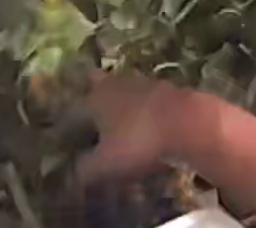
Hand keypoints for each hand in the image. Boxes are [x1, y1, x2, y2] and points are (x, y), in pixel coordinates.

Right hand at [77, 71, 208, 183]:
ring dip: (119, 97)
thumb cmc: (139, 141)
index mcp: (93, 98)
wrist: (185, 121)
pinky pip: (144, 93)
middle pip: (94, 81)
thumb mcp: (108, 163)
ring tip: (122, 119)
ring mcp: (137, 81)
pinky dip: (143, 104)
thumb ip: (87, 168)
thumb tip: (73, 174)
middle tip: (92, 111)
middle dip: (91, 92)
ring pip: (120, 85)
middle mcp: (111, 83)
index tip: (69, 131)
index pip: (74, 105)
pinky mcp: (161, 85)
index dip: (70, 118)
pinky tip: (147, 120)